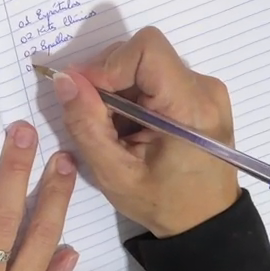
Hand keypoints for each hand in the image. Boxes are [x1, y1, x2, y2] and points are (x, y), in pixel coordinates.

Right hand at [52, 27, 239, 238]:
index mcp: (190, 106)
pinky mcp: (199, 94)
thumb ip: (86, 124)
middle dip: (109, 82)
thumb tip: (64, 79)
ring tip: (116, 131)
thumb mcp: (114, 173)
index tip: (88, 97)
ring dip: (118, 93)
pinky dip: (132, 99)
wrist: (205, 221)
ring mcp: (205, 89)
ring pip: (144, 66)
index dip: (109, 65)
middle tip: (98, 122)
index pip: (146, 48)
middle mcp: (204, 88)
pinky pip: (155, 79)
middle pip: (142, 55)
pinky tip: (131, 129)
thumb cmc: (162, 203)